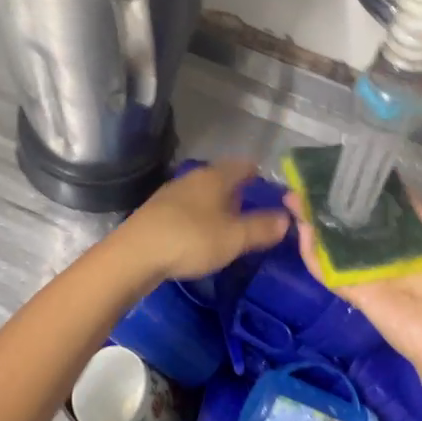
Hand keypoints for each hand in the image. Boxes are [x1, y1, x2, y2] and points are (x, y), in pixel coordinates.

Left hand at [118, 158, 289, 280]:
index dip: (259, 176)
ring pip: (202, 194)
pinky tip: (199, 236)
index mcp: (215, 177)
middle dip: (238, 193)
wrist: (135, 255)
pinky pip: (186, 209)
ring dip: (216, 207)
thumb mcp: (234, 238)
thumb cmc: (191, 240)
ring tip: (228, 228)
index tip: (271, 192)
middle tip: (253, 213)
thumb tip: (287, 219)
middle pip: (222, 178)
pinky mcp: (155, 212)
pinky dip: (198, 218)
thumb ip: (262, 228)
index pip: (244, 165)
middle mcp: (192, 178)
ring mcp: (171, 193)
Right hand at [286, 166, 421, 381]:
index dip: (384, 189)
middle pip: (363, 222)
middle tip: (317, 176)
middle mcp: (396, 256)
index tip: (363, 166)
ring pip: (340, 243)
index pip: (401, 210)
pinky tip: (300, 229)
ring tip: (294, 196)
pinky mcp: (360, 293)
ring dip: (318, 221)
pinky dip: (312, 254)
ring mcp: (374, 274)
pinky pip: (331, 272)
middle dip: (341, 201)